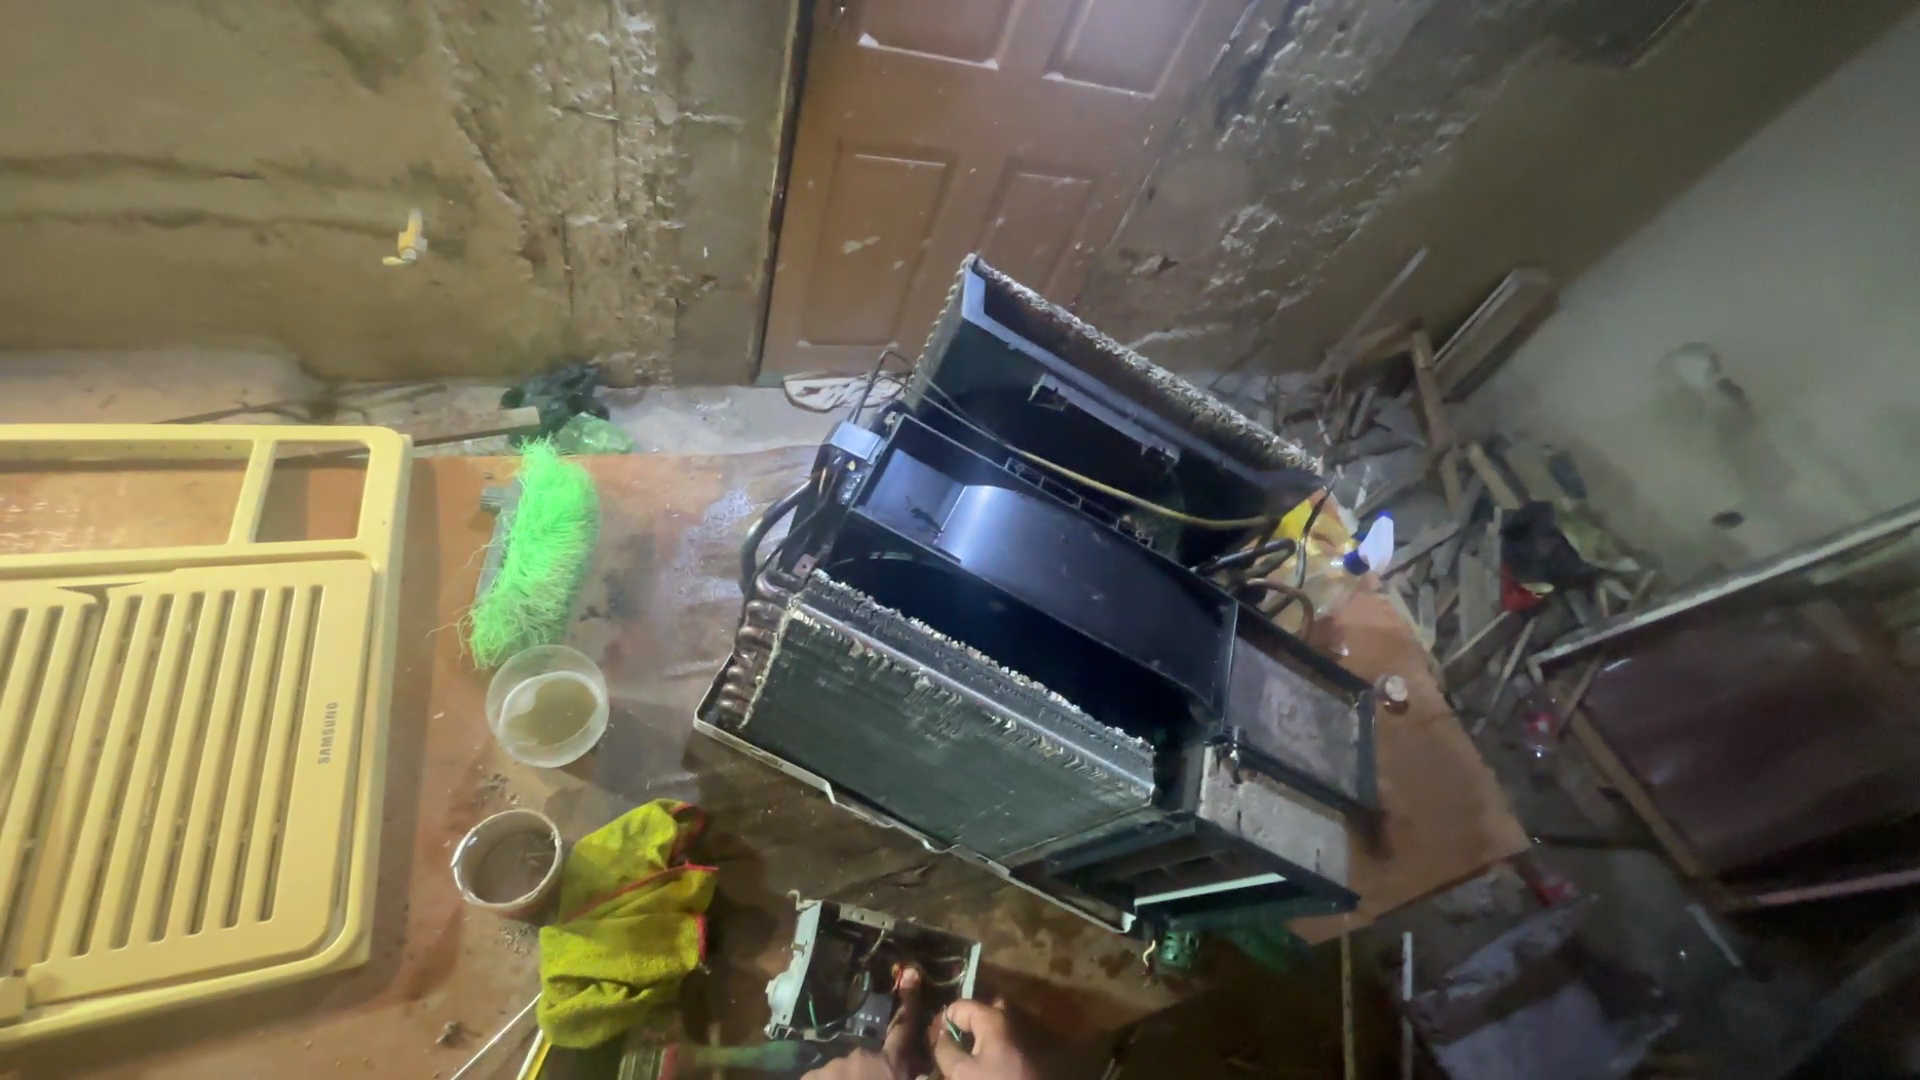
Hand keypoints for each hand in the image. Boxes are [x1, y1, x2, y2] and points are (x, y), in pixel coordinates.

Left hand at [803, 967, 925, 1079]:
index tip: (912, 974)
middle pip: (865, 1062)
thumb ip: (907, 1073)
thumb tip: (922, 1073)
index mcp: (891, 1065)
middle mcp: (863, 1057)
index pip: (903, 1028)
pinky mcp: (811, 1076)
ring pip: (839, 1073)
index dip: (909, 1001)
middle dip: (863, 1077)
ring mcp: (835, 1066)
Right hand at [931, 1000, 1040, 1079]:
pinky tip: (977, 1067)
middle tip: (947, 1047)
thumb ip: (944, 1049)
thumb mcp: (961, 1073)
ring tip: (959, 1061)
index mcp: (991, 1016)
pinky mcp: (1020, 1055)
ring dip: (972, 1041)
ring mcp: (1015, 1037)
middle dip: (960, 1028)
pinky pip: (996, 1044)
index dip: (941, 1022)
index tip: (932, 1042)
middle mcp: (1006, 1019)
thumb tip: (939, 1034)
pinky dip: (984, 1051)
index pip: (957, 1007)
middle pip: (975, 1016)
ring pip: (986, 1031)